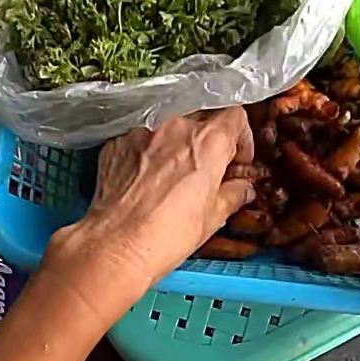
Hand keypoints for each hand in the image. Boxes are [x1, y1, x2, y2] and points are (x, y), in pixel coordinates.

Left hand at [47, 108, 254, 313]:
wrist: (118, 244)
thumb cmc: (169, 233)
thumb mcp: (214, 216)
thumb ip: (234, 194)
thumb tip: (242, 189)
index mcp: (207, 141)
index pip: (235, 116)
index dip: (241, 137)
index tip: (237, 158)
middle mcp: (175, 126)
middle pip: (203, 117)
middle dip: (210, 139)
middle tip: (210, 167)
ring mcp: (143, 131)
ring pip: (170, 125)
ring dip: (179, 143)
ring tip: (177, 173)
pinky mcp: (117, 142)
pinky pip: (143, 137)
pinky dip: (151, 151)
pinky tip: (150, 178)